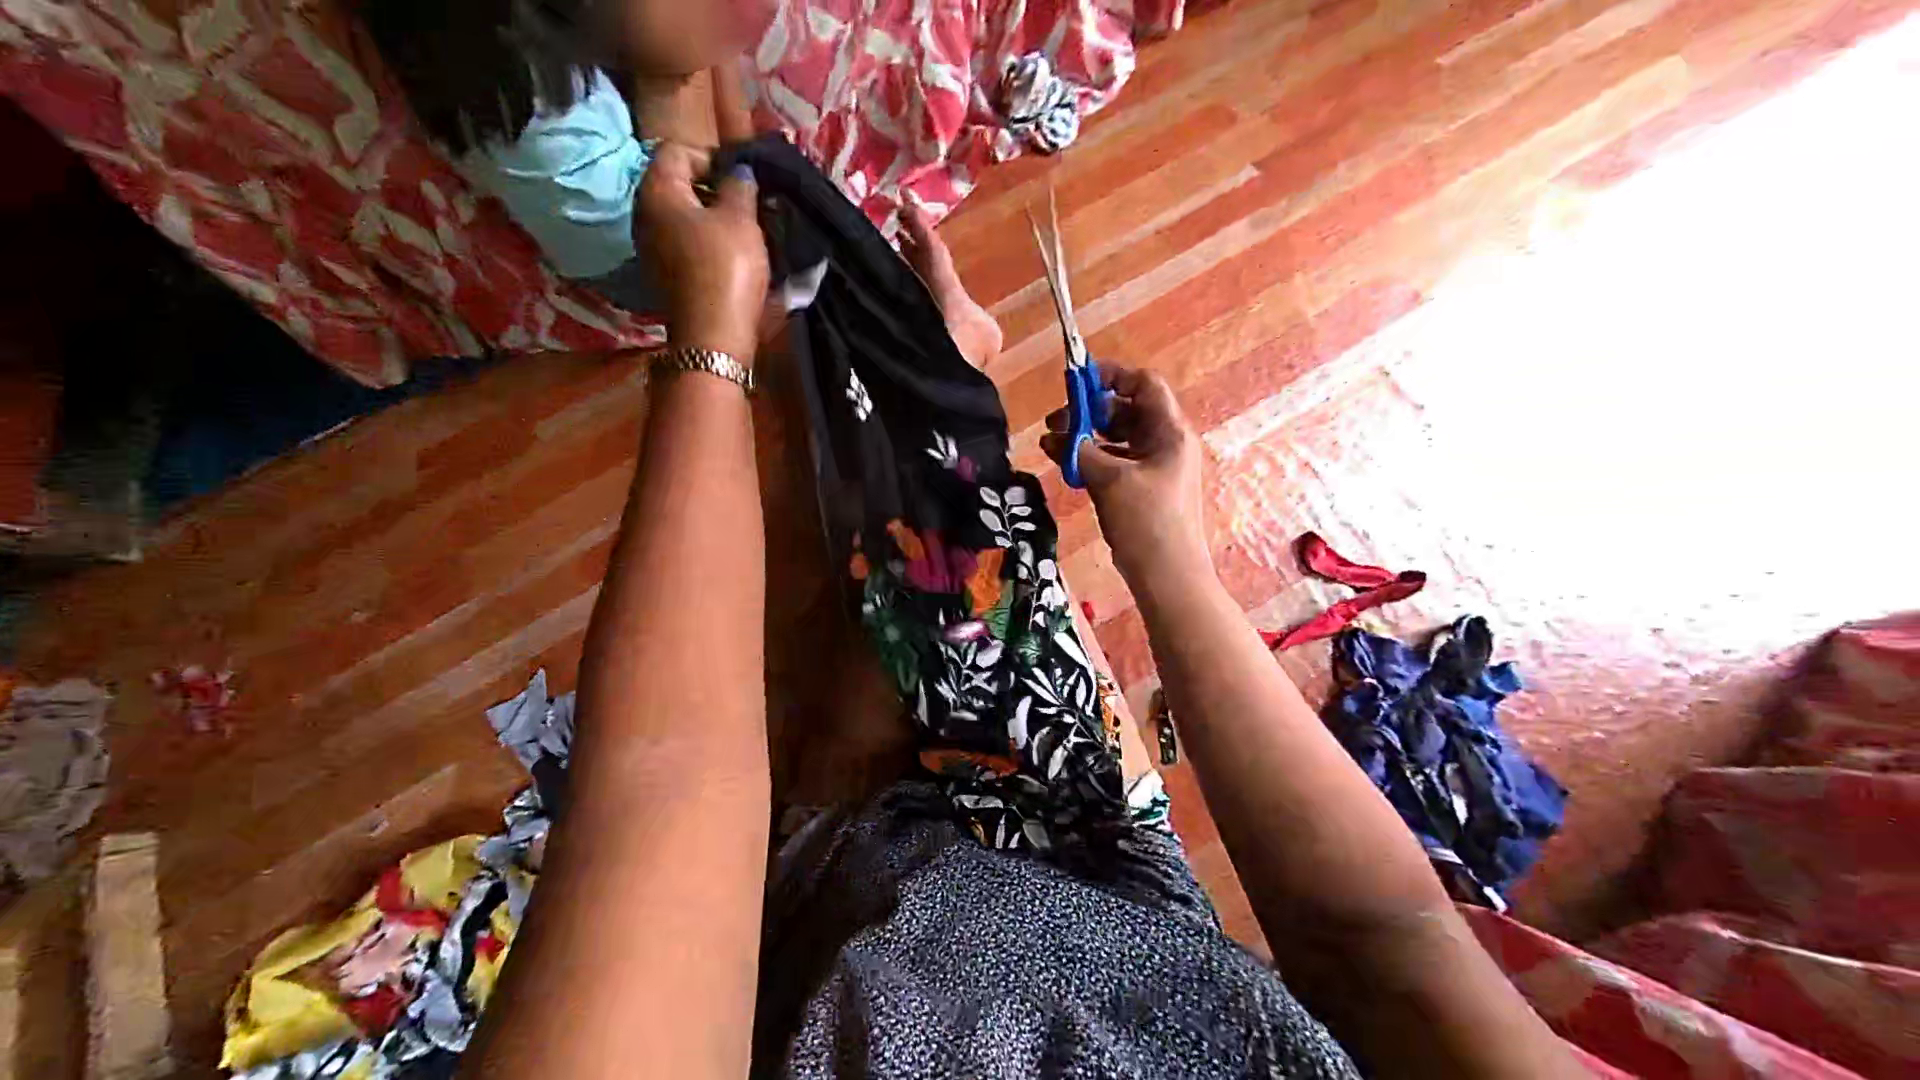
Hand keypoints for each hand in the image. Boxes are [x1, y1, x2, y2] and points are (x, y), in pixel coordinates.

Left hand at [640, 142, 768, 363]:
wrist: (714, 333)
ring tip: (742, 230)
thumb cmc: (727, 267)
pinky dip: (704, 242)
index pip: (676, 150)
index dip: (711, 157)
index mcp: (656, 190)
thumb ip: (739, 186)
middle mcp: (643, 214)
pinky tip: (730, 256)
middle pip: (675, 184)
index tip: (740, 179)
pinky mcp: (664, 275)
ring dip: (710, 218)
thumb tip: (738, 171)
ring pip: (681, 217)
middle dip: (711, 188)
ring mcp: (650, 248)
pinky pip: (683, 244)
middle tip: (745, 204)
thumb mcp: (741, 219)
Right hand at [1043, 367, 1211, 584]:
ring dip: (1086, 436)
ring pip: (1117, 437)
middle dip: (1089, 411)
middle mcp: (1165, 442)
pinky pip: (1114, 461)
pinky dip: (1091, 459)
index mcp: (1169, 431)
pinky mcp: (1141, 487)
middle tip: (1056, 422)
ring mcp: (1154, 466)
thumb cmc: (1146, 521)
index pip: (1144, 383)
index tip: (1076, 382)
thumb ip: (1082, 450)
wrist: (1167, 575)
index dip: (1111, 376)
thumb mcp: (1110, 479)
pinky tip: (1066, 465)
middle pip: (1126, 410)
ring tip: (1052, 445)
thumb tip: (1057, 435)